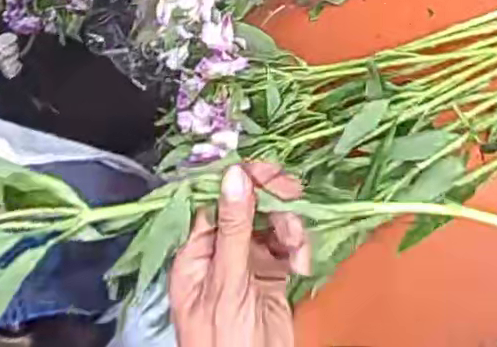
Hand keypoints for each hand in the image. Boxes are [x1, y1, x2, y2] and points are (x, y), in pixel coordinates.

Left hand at [169, 163, 310, 346]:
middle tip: (293, 193)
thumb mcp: (227, 284)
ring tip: (296, 247)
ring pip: (270, 220)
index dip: (239, 179)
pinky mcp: (271, 274)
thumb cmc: (225, 345)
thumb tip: (234, 173)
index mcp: (196, 252)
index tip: (265, 168)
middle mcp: (220, 251)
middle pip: (246, 204)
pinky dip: (297, 247)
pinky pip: (286, 243)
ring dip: (288, 225)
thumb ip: (233, 227)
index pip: (215, 199)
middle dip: (271, 198)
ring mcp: (247, 262)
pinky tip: (301, 265)